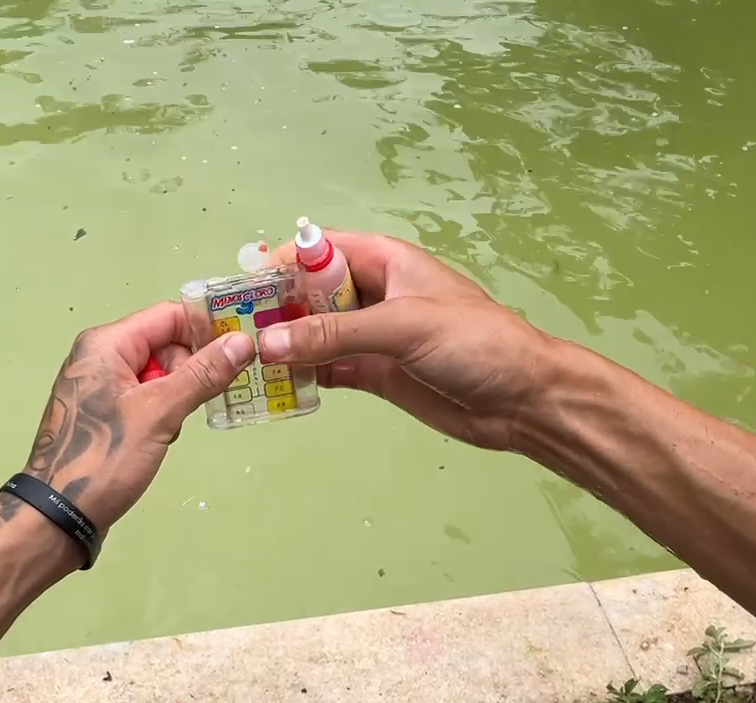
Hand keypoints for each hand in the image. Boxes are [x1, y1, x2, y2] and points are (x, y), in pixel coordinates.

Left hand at [23, 302, 253, 528]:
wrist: (60, 514)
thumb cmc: (105, 457)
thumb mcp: (159, 412)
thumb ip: (202, 375)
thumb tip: (244, 342)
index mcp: (107, 344)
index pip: (169, 316)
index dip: (207, 330)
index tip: (241, 352)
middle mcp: (100, 358)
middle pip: (166, 345)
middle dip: (191, 371)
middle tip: (203, 402)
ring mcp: (100, 388)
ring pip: (159, 376)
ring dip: (177, 398)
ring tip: (172, 429)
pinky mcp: (104, 416)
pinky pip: (145, 400)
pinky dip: (162, 416)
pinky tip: (160, 440)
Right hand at [258, 231, 561, 451]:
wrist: (521, 400)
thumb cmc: (474, 343)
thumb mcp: (403, 327)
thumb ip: (334, 335)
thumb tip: (268, 342)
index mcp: (386, 262)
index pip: (322, 250)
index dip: (282, 262)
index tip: (242, 286)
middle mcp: (374, 296)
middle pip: (311, 294)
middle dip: (276, 307)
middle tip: (234, 330)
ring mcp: (372, 337)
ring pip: (315, 335)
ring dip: (286, 345)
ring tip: (246, 360)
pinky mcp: (374, 374)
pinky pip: (328, 369)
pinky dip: (304, 376)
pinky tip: (278, 386)